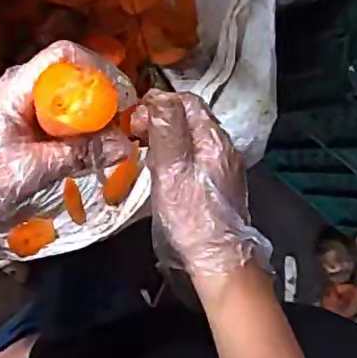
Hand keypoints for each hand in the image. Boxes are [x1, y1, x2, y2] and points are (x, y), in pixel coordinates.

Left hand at [0, 42, 127, 226]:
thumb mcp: (35, 168)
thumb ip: (80, 154)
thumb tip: (125, 145)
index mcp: (16, 87)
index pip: (63, 54)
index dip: (96, 67)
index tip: (118, 95)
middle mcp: (18, 88)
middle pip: (68, 74)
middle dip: (98, 95)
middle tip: (120, 123)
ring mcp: (19, 105)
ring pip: (64, 97)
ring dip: (88, 115)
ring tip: (108, 139)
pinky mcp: (20, 124)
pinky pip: (55, 116)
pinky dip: (74, 128)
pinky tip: (86, 149)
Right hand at [133, 91, 271, 279]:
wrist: (217, 260)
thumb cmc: (191, 216)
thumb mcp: (172, 168)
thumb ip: (166, 130)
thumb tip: (157, 97)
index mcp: (213, 140)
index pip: (187, 101)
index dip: (158, 103)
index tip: (134, 118)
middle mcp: (221, 148)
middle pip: (189, 117)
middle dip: (159, 118)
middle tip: (134, 133)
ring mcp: (220, 167)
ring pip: (189, 137)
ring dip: (163, 137)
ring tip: (142, 149)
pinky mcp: (215, 184)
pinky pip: (191, 156)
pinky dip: (172, 154)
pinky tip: (159, 169)